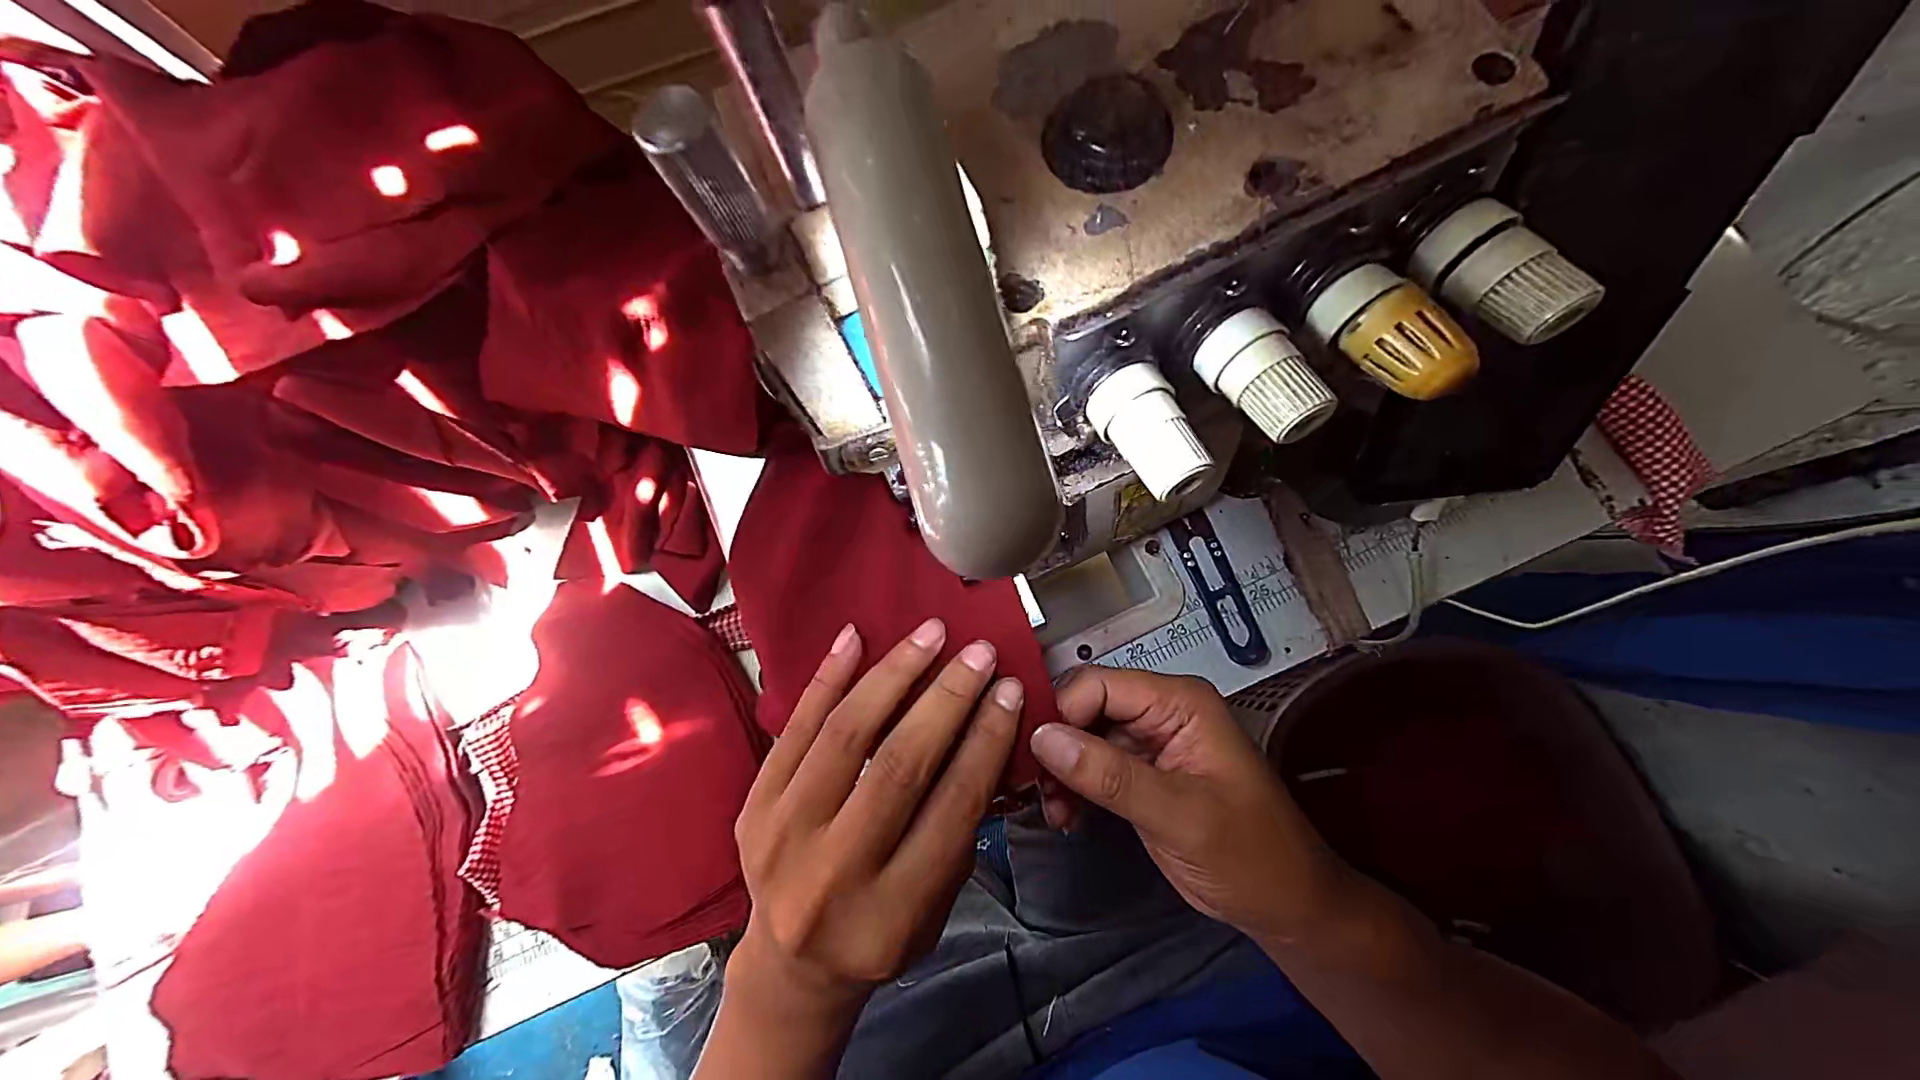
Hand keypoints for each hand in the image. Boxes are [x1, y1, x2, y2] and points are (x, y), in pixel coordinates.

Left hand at [726, 618, 1021, 1025]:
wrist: (792, 966)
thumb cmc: (878, 936)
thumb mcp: (935, 905)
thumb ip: (958, 828)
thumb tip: (982, 732)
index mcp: (892, 911)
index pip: (952, 806)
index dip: (986, 739)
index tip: (1008, 692)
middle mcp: (833, 873)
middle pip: (900, 764)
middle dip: (947, 698)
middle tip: (977, 654)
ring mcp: (783, 836)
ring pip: (846, 734)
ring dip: (893, 674)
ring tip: (928, 635)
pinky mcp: (753, 807)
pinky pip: (795, 728)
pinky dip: (828, 678)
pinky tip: (855, 639)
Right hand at [1029, 667, 1347, 944]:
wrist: (1286, 905)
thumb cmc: (1251, 855)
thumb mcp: (1179, 815)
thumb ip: (1109, 774)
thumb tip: (1043, 738)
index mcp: (1179, 702)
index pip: (1098, 684)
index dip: (1061, 714)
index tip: (1033, 756)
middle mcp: (1160, 711)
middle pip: (1084, 706)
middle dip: (1055, 744)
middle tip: (1036, 788)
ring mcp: (1148, 741)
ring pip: (1080, 736)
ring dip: (1060, 770)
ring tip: (1054, 810)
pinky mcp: (1139, 771)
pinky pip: (1090, 763)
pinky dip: (1072, 786)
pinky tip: (1066, 814)